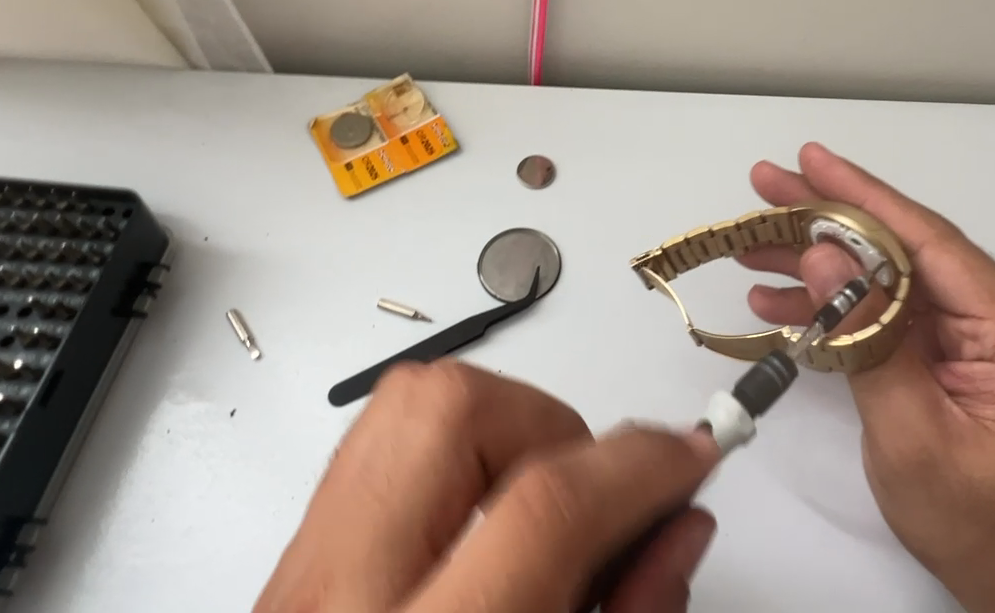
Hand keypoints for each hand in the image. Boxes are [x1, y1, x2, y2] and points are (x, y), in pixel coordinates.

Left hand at [256, 361, 719, 612]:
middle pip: (454, 416)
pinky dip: (458, 437)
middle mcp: (340, 598)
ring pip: (413, 400)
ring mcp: (305, 565)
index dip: (640, 467)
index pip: (545, 510)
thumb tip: (683, 520)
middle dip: (557, 426)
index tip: (692, 455)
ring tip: (544, 494)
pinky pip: (386, 432)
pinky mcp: (302, 548)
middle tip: (599, 489)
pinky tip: (490, 498)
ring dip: (507, 423)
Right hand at [742, 144, 994, 612]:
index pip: (928, 242)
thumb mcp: (911, 432)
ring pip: (885, 276)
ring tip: (752, 245)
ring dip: (818, 261)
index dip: (864, 196)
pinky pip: (884, 313)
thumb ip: (867, 337)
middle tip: (765, 184)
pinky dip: (832, 307)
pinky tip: (777, 302)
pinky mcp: (945, 353)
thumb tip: (824, 255)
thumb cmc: (974, 520)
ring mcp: (970, 335)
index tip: (811, 160)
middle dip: (829, 215)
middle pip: (902, 247)